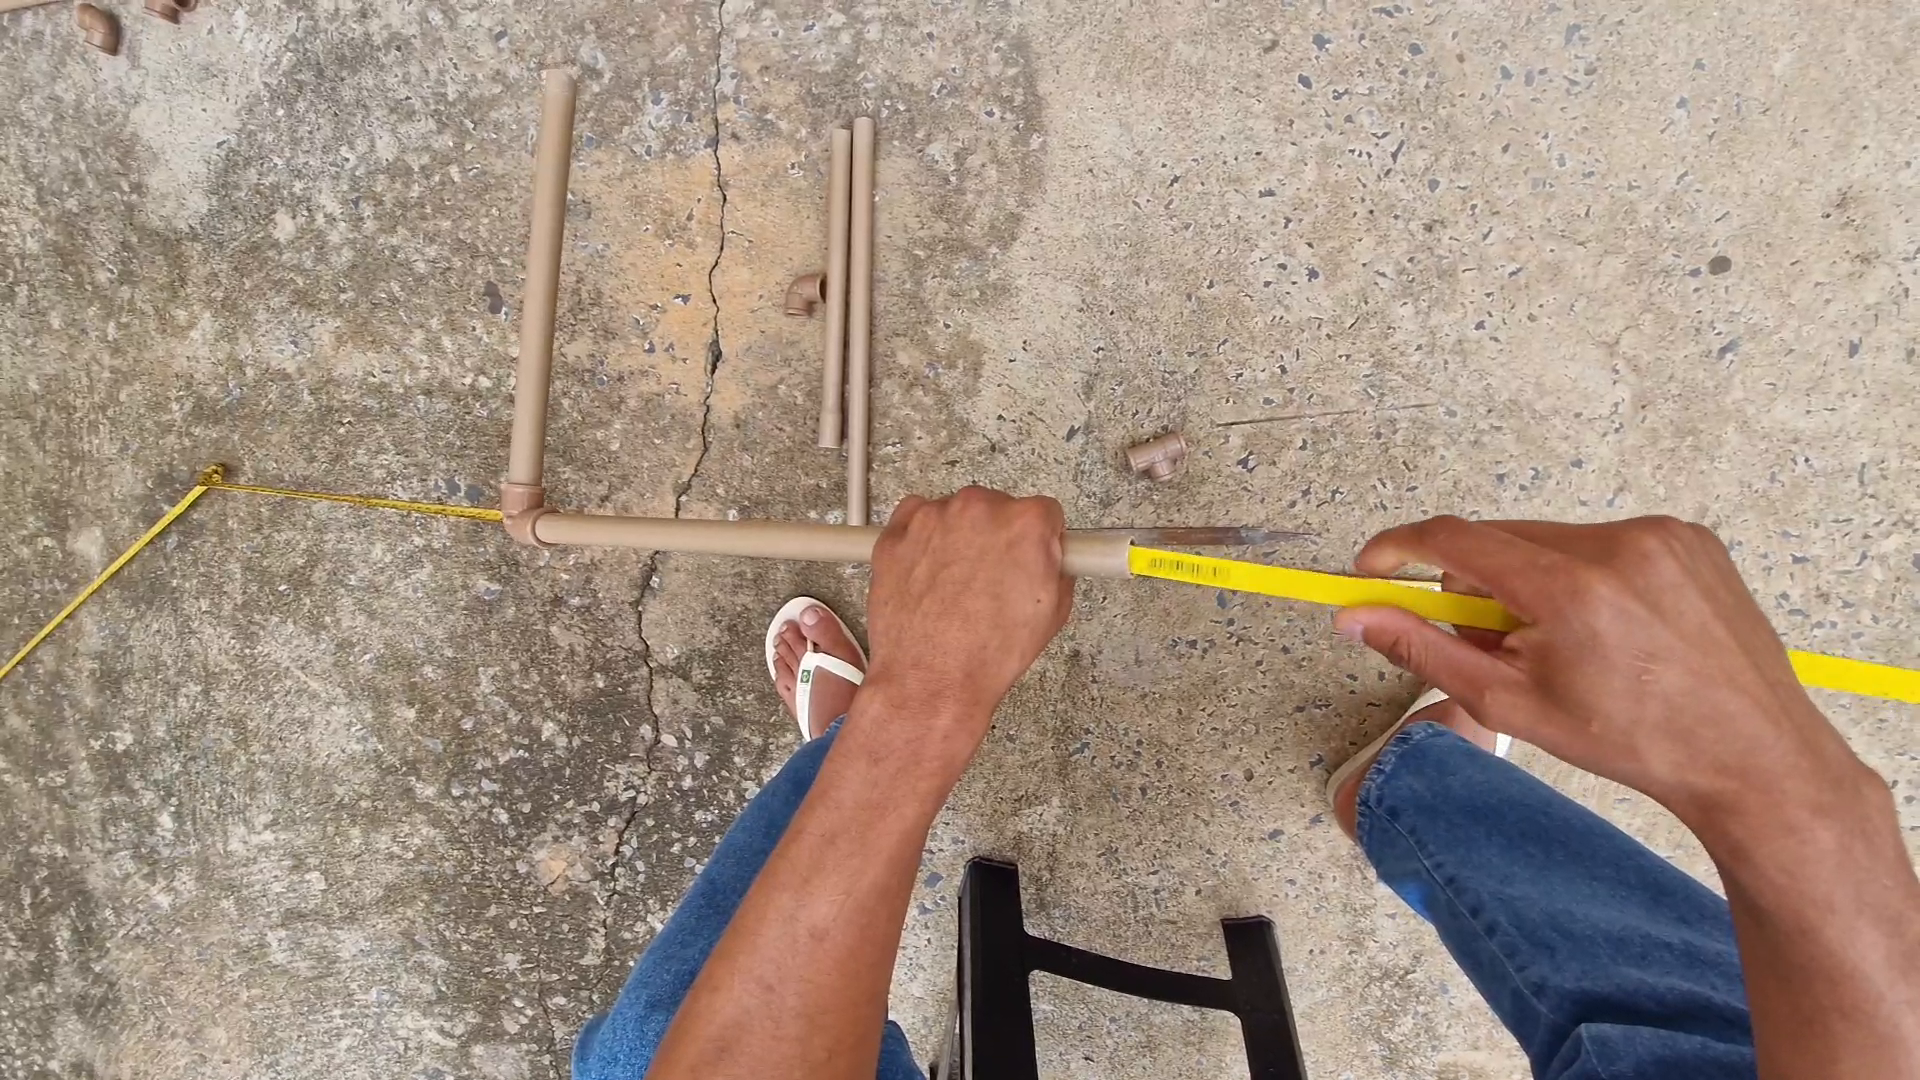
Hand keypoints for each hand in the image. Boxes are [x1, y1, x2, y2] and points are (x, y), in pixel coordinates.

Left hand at [858, 487, 1073, 756]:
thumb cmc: (986, 653)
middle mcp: (979, 509)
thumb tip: (1051, 555)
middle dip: (996, 539)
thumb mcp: (1053, 612)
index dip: (1039, 540)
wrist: (931, 678)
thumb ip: (1056, 567)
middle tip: (990, 580)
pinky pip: (916, 519)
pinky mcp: (898, 531)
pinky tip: (929, 574)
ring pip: (956, 514)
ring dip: (958, 538)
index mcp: (1026, 523)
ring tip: (955, 586)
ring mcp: (934, 517)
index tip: (1029, 555)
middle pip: (997, 509)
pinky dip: (922, 539)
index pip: (1044, 513)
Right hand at [1332, 515, 1877, 837]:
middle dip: (1467, 585)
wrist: (1758, 760)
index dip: (1397, 548)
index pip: (1453, 540)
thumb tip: (1353, 618)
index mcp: (1572, 589)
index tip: (1370, 568)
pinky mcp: (1684, 537)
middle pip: (1491, 541)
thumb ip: (1418, 648)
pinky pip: (1585, 540)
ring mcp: (1659, 535)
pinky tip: (1591, 623)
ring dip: (1516, 580)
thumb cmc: (1629, 740)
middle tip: (1486, 641)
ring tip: (1549, 638)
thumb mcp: (1503, 701)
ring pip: (1536, 540)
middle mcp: (1618, 545)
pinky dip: (1564, 573)